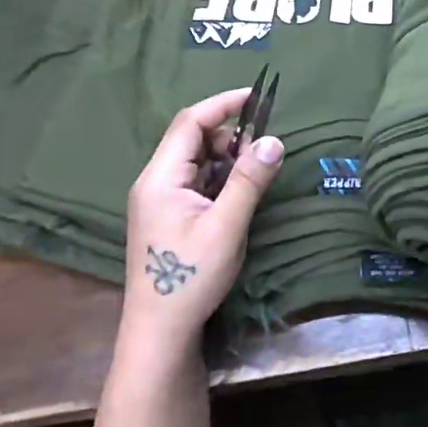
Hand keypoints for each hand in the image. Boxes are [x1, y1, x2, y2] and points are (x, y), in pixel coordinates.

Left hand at [121, 89, 284, 349]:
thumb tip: (273, 139)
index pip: (189, 122)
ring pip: (195, 162)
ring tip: (255, 169)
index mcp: (160, 177)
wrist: (160, 331)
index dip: (222, 104)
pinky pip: (194, 183)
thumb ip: (249, 181)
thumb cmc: (191, 276)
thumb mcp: (227, 227)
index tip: (256, 96)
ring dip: (225, 158)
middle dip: (228, 134)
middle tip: (263, 146)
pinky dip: (218, 178)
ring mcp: (158, 201)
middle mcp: (154, 182)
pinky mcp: (167, 217)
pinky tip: (238, 193)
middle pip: (191, 140)